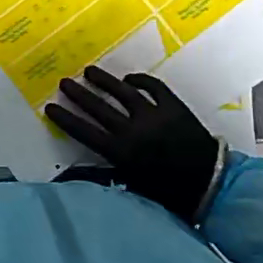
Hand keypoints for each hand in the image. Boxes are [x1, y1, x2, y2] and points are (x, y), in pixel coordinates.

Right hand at [44, 67, 223, 223]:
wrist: (212, 185)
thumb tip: (68, 177)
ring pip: (123, 93)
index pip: (84, 131)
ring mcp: (155, 116)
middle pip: (98, 107)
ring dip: (104, 81)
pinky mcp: (175, 108)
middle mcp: (133, 130)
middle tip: (64, 82)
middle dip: (78, 94)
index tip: (50, 107)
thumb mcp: (131, 186)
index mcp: (120, 152)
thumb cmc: (168, 191)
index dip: (65, 118)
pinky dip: (141, 81)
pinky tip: (129, 79)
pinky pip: (154, 88)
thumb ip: (101, 175)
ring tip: (89, 71)